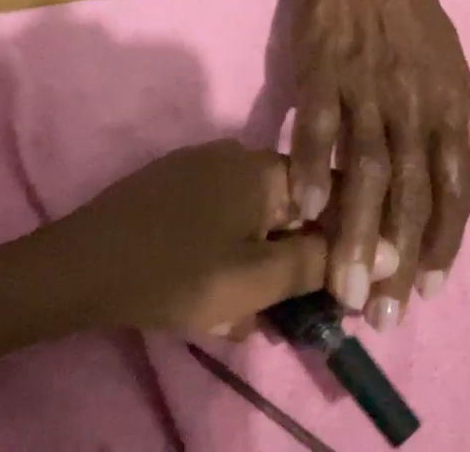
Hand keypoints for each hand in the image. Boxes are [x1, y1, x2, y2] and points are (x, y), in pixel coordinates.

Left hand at [38, 141, 397, 336]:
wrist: (82, 266)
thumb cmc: (176, 274)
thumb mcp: (257, 279)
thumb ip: (320, 262)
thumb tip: (387, 248)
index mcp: (262, 168)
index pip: (331, 193)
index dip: (347, 243)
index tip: (348, 289)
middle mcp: (234, 154)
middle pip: (293, 207)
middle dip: (297, 262)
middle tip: (289, 312)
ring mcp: (199, 167)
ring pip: (256, 220)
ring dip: (261, 267)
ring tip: (244, 315)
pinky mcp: (174, 186)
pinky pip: (222, 219)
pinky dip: (230, 255)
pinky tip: (215, 297)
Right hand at [287, 0, 469, 331]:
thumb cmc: (410, 15)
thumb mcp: (454, 66)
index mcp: (447, 108)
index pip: (452, 189)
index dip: (441, 244)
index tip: (425, 294)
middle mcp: (411, 107)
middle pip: (407, 193)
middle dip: (393, 257)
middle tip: (377, 314)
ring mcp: (365, 90)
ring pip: (363, 170)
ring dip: (354, 230)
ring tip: (340, 285)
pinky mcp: (322, 73)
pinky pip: (317, 127)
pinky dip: (311, 168)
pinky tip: (302, 210)